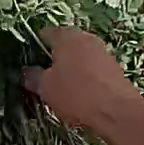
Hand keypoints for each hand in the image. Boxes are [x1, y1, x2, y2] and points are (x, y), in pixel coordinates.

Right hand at [24, 26, 143, 132]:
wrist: (116, 111)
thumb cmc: (76, 94)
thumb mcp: (46, 88)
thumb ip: (33, 77)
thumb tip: (27, 72)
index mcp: (67, 36)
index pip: (45, 33)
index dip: (35, 47)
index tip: (29, 63)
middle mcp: (86, 38)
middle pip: (65, 44)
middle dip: (54, 59)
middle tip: (45, 78)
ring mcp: (103, 52)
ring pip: (81, 57)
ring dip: (71, 69)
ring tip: (62, 89)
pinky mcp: (115, 68)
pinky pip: (93, 69)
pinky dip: (86, 78)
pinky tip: (81, 95)